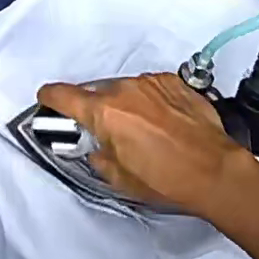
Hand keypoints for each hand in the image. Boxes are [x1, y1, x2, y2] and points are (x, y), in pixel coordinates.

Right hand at [37, 73, 258, 216]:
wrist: (212, 168)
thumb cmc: (167, 177)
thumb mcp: (118, 176)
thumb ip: (98, 154)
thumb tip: (97, 146)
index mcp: (106, 112)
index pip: (64, 95)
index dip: (51, 98)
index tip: (46, 99)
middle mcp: (127, 90)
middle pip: (97, 92)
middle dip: (95, 110)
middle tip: (104, 132)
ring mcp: (153, 83)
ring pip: (126, 89)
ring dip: (125, 105)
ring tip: (141, 132)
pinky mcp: (175, 82)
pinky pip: (151, 87)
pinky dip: (149, 101)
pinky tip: (160, 122)